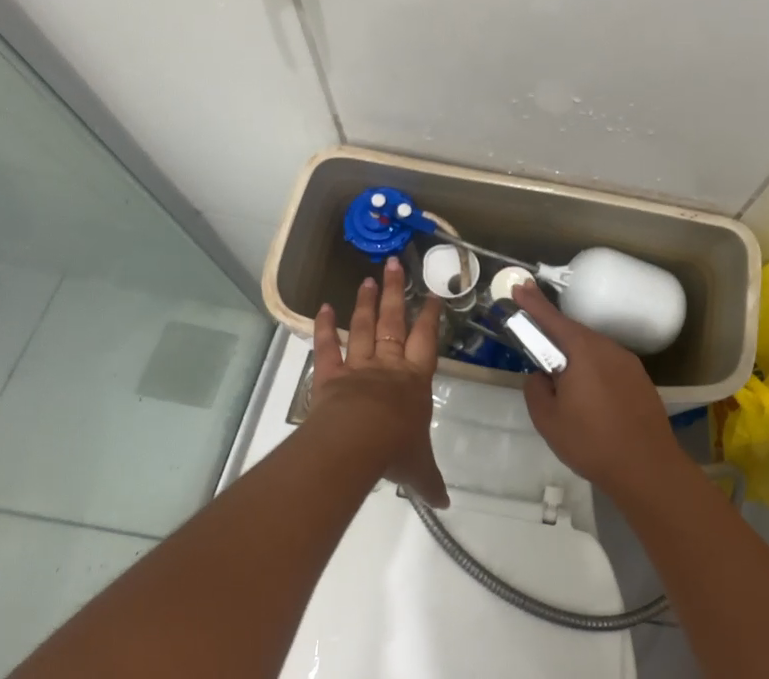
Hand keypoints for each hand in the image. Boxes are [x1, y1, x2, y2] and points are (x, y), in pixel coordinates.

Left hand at [310, 256, 448, 507]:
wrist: (357, 443)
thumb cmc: (395, 450)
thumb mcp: (419, 468)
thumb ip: (430, 481)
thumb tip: (445, 503)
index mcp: (415, 381)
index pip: (426, 341)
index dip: (429, 317)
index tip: (432, 294)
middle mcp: (390, 367)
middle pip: (395, 323)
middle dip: (395, 293)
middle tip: (394, 264)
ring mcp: (359, 367)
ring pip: (366, 328)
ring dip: (367, 303)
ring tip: (368, 277)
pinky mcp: (330, 376)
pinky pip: (328, 348)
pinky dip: (325, 327)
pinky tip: (323, 306)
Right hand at [514, 281, 688, 501]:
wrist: (647, 466)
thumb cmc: (591, 442)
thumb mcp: (548, 420)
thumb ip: (536, 390)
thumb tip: (540, 374)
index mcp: (583, 351)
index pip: (552, 319)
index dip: (534, 303)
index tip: (519, 285)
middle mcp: (607, 348)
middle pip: (574, 333)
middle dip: (553, 334)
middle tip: (534, 338)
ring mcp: (627, 362)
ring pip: (593, 350)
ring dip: (574, 356)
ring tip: (560, 379)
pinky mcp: (640, 379)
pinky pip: (608, 365)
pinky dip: (592, 370)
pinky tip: (588, 394)